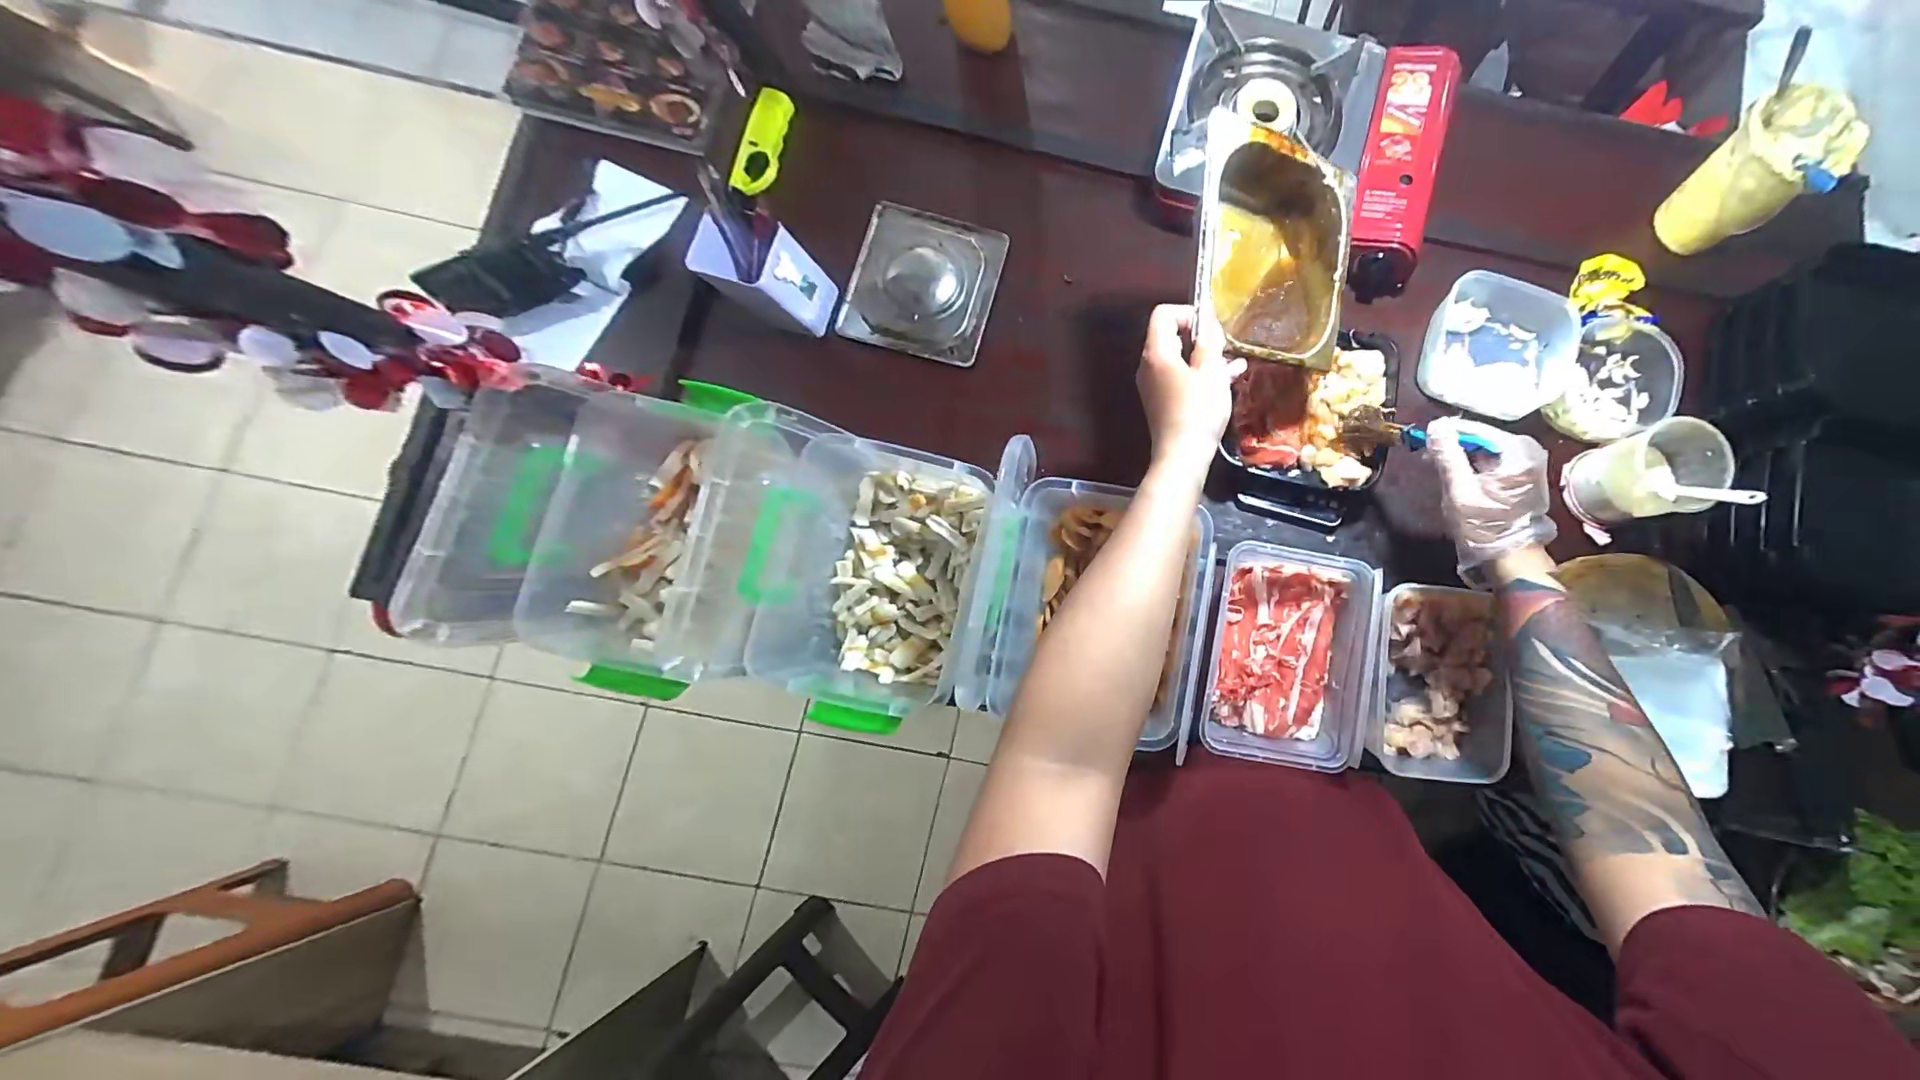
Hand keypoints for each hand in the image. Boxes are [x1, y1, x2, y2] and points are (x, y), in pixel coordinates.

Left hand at [1137, 304, 1245, 471]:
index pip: (1163, 314)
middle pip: (1170, 334)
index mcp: (1156, 353)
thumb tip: (1206, 313)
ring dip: (1205, 356)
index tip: (1210, 328)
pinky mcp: (1161, 400)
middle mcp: (1148, 366)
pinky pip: (1180, 376)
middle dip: (1200, 336)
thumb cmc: (1198, 411)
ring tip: (1231, 363)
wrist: (1182, 455)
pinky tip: (1227, 378)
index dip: (1188, 313)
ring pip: (1179, 357)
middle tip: (1224, 347)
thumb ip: (1209, 339)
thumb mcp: (1210, 370)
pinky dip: (1200, 373)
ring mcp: (1153, 384)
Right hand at [1425, 416, 1557, 574]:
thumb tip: (1435, 427)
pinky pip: (1489, 460)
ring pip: (1483, 449)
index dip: (1448, 433)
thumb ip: (1448, 457)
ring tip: (1435, 464)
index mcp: (1519, 453)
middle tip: (1426, 454)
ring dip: (1459, 454)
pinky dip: (1469, 463)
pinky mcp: (1519, 474)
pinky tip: (1452, 472)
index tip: (1423, 439)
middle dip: (1453, 444)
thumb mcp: (1459, 490)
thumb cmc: (1483, 525)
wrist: (1508, 554)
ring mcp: (1525, 463)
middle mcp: (1528, 452)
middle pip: (1482, 438)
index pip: (1477, 430)